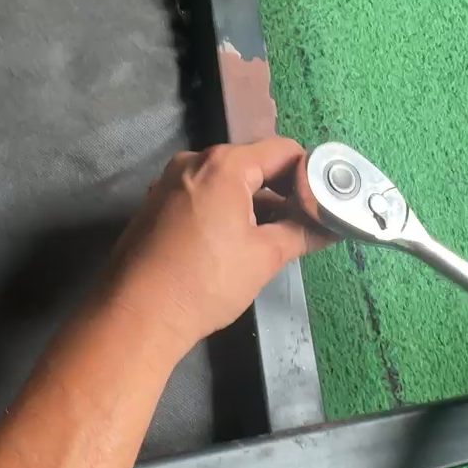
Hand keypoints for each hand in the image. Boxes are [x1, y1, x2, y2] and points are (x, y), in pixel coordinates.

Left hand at [94, 137, 329, 354]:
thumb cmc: (206, 281)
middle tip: (307, 221)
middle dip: (283, 190)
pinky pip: (204, 195)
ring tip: (278, 236)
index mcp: (224, 164)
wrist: (135, 317)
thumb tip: (333, 227)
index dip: (310, 174)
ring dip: (256, 203)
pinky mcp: (157, 204)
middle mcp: (194, 162)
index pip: (283, 150)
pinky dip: (227, 210)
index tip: (324, 202)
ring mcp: (170, 182)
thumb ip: (303, 233)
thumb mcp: (264, 257)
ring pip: (228, 182)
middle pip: (254, 163)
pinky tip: (239, 242)